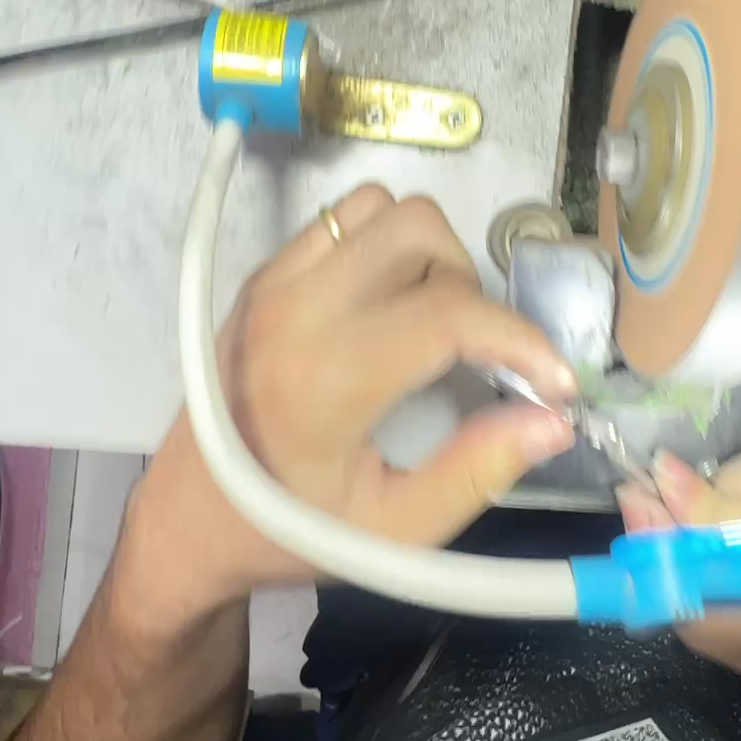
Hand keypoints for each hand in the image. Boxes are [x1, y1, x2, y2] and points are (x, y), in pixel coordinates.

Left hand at [120, 185, 578, 620]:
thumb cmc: (288, 532)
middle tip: (472, 346)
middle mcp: (295, 308)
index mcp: (326, 378)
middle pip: (417, 228)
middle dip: (469, 283)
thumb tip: (553, 420)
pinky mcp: (264, 272)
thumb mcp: (392, 533)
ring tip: (429, 318)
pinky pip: (342, 217)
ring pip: (381, 207)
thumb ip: (476, 472)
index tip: (554, 379)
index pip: (447, 314)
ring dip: (427, 252)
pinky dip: (384, 243)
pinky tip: (386, 302)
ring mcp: (273, 280)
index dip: (520, 338)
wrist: (187, 518)